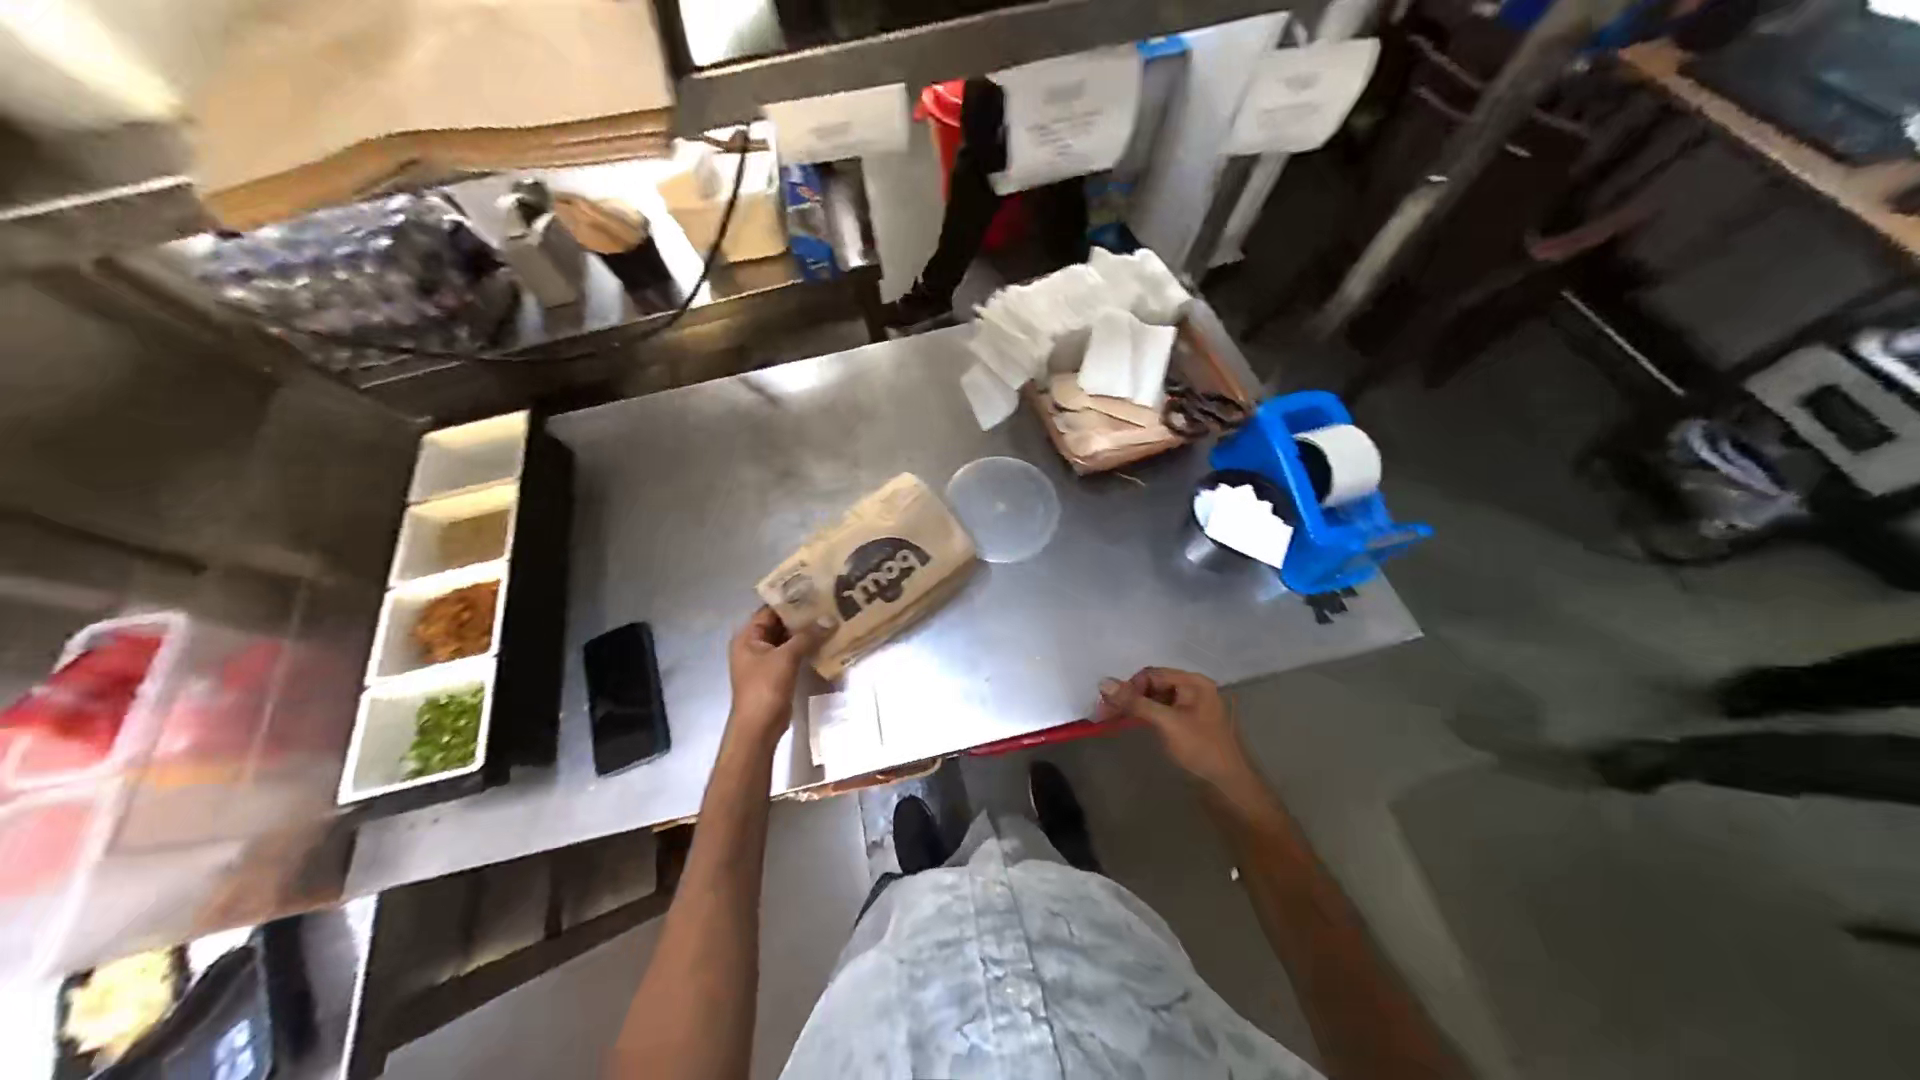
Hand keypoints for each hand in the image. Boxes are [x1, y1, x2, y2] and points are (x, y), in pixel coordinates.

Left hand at [727, 607, 829, 745]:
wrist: (759, 727)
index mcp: (748, 636)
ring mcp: (766, 660)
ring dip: (807, 632)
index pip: (769, 610)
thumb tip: (830, 619)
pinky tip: (827, 640)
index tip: (813, 589)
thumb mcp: (786, 658)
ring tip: (831, 617)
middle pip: (780, 624)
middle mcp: (755, 645)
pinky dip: (807, 647)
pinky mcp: (778, 673)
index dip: (790, 600)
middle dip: (802, 616)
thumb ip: (807, 637)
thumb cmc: (765, 687)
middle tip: (828, 602)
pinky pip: (794, 654)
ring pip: (789, 639)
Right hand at [1095, 667, 1251, 791]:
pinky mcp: (1186, 726)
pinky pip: (1160, 713)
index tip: (1107, 705)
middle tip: (1103, 713)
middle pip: (1152, 685)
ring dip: (1133, 707)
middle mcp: (1193, 690)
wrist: (1229, 790)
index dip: (1129, 687)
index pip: (1152, 674)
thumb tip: (1103, 681)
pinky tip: (1128, 724)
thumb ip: (1135, 702)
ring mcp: (1190, 709)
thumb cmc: (1201, 751)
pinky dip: (1143, 717)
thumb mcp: (1167, 723)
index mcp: (1194, 683)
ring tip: (1110, 719)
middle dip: (1128, 697)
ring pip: (1154, 700)